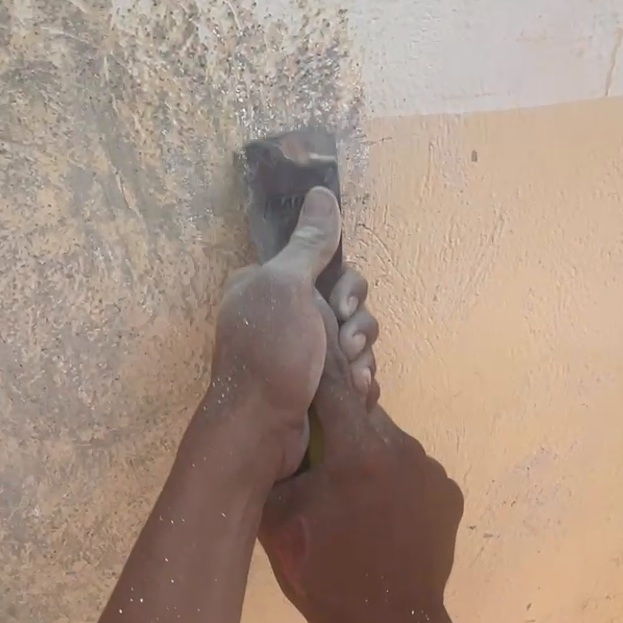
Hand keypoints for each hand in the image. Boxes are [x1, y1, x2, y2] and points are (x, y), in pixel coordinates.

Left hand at [207, 186, 375, 481]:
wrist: (262, 432)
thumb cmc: (270, 353)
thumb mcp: (287, 286)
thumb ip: (309, 243)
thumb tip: (322, 191)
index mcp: (268, 285)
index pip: (326, 266)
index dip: (344, 286)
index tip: (338, 307)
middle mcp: (284, 314)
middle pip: (347, 303)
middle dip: (356, 326)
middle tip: (346, 346)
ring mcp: (301, 352)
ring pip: (355, 339)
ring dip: (361, 357)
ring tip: (350, 378)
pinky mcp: (317, 385)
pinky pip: (354, 371)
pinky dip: (359, 382)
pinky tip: (355, 394)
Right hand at [257, 326, 463, 622]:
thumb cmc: (323, 573)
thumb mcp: (278, 518)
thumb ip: (276, 463)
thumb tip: (271, 428)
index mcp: (356, 449)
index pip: (333, 381)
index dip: (318, 355)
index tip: (310, 328)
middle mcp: (400, 447)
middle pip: (361, 411)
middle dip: (339, 419)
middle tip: (318, 442)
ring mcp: (430, 470)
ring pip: (387, 440)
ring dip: (366, 451)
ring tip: (349, 490)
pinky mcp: (447, 492)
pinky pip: (410, 468)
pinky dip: (392, 477)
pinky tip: (379, 511)